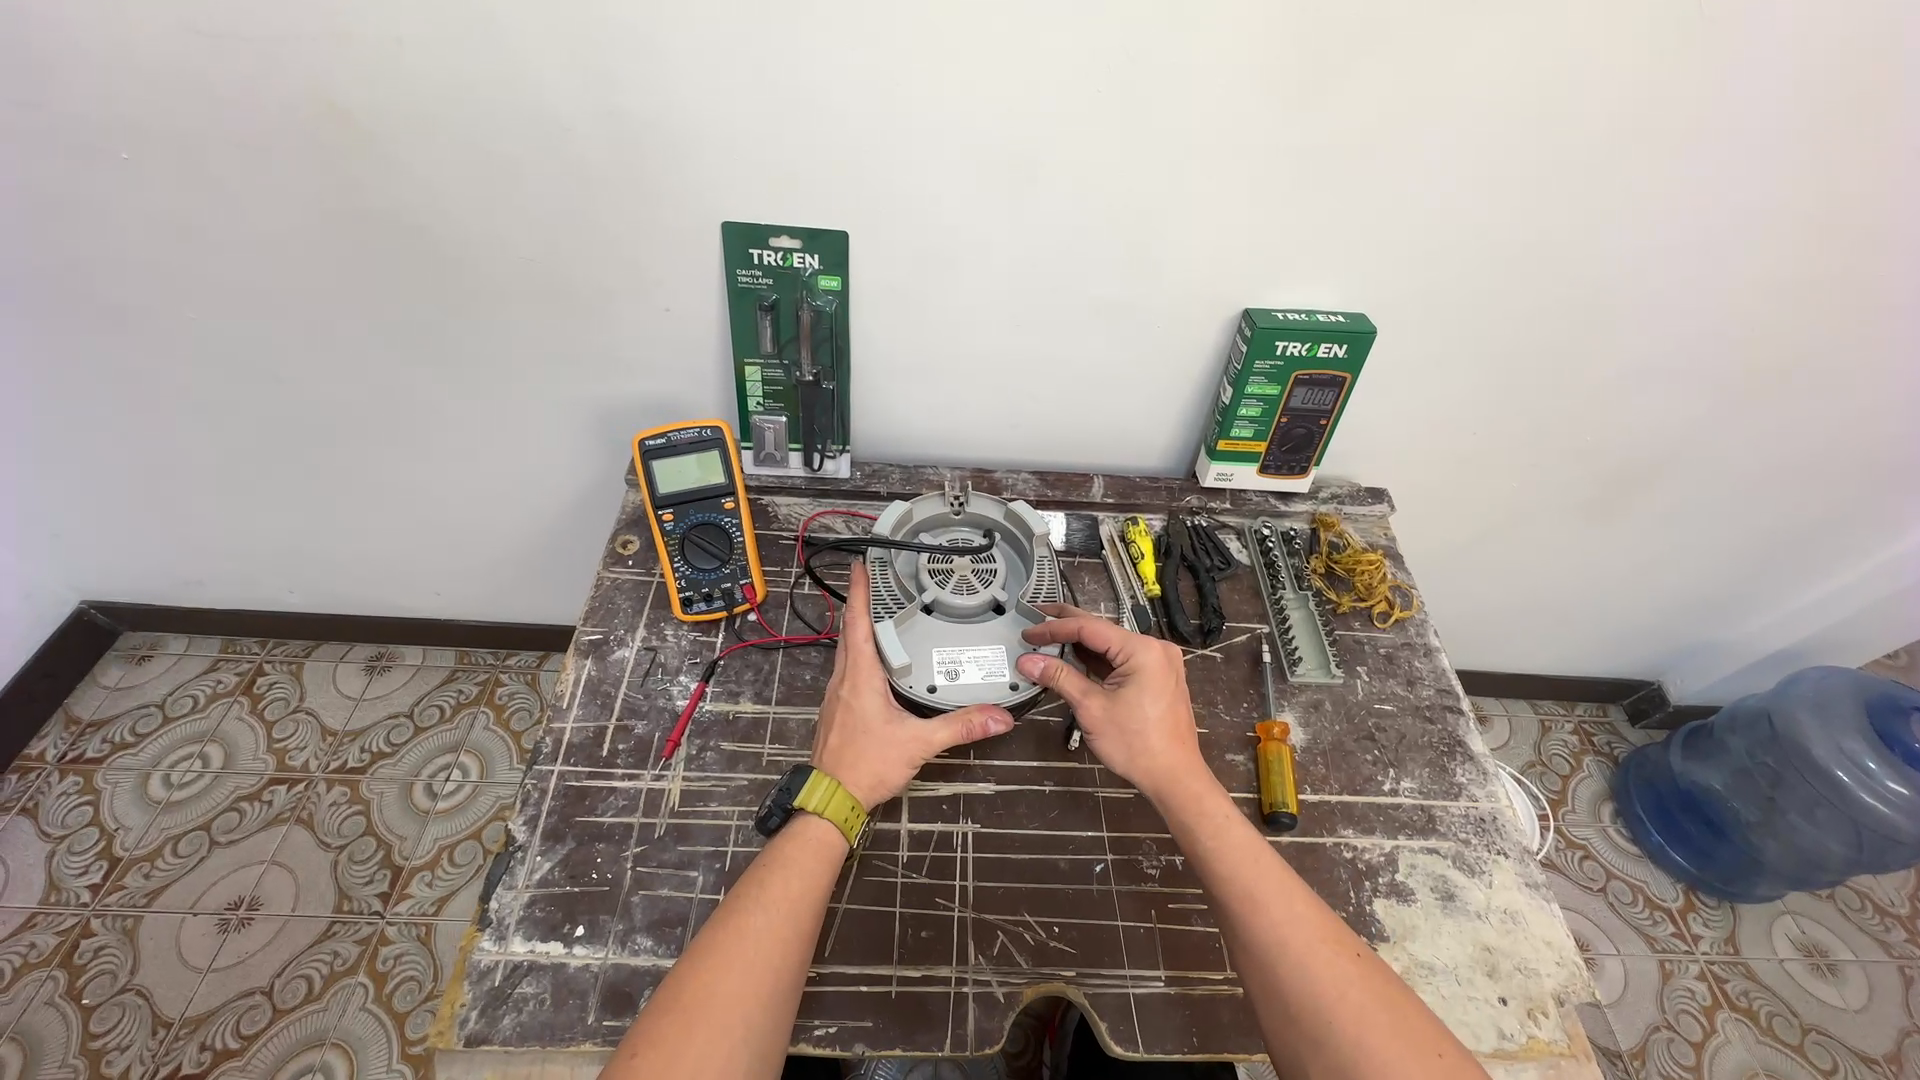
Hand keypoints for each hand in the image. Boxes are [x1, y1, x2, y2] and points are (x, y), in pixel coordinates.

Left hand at [812, 559, 1015, 809]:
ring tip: (878, 613)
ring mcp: (837, 695)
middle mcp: (844, 679)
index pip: (857, 623)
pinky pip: (847, 669)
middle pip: (848, 631)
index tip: (860, 565)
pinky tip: (875, 661)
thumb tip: (997, 717)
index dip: (858, 591)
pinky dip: (859, 653)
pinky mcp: (838, 709)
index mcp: (859, 677)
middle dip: (859, 603)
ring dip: (858, 628)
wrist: (831, 799)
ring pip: (845, 651)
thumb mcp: (918, 744)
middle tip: (875, 580)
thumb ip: (959, 728)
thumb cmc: (865, 767)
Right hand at [1016, 604, 1209, 803]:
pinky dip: (1097, 660)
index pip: (1089, 626)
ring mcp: (1159, 662)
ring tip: (1047, 640)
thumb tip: (1028, 661)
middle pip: (1102, 630)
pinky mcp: (1157, 676)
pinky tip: (1073, 659)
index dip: (1054, 627)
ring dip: (1080, 645)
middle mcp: (1155, 648)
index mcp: (1143, 649)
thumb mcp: (1091, 708)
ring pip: (1110, 645)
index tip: (1028, 631)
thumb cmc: (1137, 745)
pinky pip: (1121, 659)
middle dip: (1066, 627)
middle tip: (1035, 617)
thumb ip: (1059, 677)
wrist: (1174, 777)